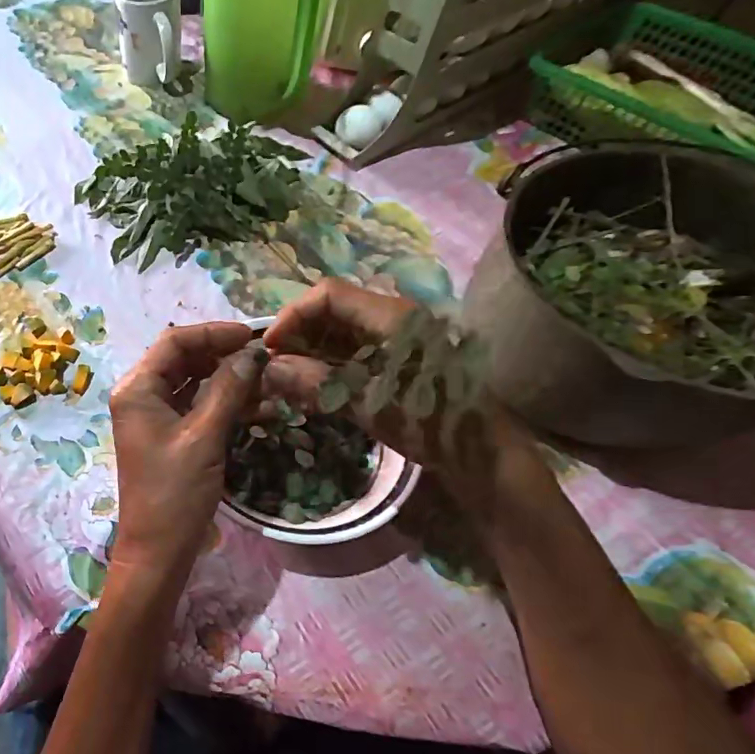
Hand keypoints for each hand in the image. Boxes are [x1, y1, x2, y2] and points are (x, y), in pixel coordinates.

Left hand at [110, 322, 264, 584]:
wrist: (157, 550)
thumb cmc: (175, 493)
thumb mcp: (204, 438)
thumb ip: (228, 390)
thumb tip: (253, 353)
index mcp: (137, 389)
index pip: (174, 342)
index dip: (213, 333)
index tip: (252, 335)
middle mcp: (140, 396)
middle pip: (182, 359)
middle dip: (222, 354)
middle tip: (264, 357)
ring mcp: (152, 416)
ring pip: (192, 382)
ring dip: (226, 378)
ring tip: (266, 379)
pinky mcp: (167, 435)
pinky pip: (195, 406)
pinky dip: (222, 401)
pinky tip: (255, 404)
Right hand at [261, 279, 534, 495]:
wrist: (484, 458)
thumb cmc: (433, 426)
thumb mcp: (371, 406)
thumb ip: (318, 382)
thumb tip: (270, 368)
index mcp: (392, 318)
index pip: (328, 295)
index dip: (293, 315)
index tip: (270, 348)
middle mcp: (393, 320)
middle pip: (331, 311)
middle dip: (297, 335)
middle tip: (273, 368)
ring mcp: (395, 341)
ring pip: (338, 333)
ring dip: (308, 352)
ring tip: (286, 382)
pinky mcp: (396, 363)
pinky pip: (351, 353)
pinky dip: (326, 366)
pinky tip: (310, 390)